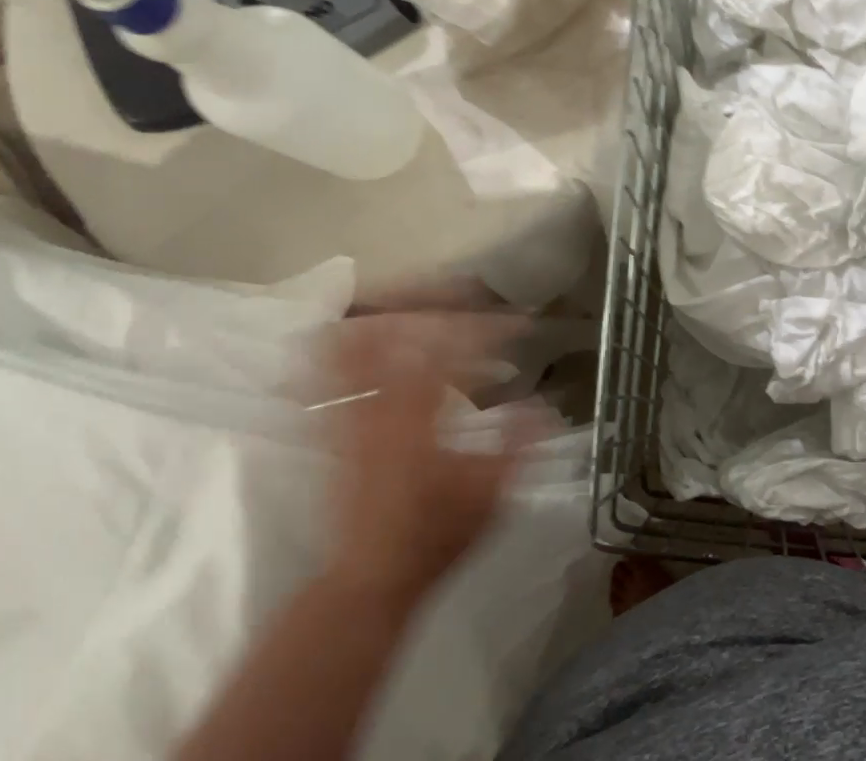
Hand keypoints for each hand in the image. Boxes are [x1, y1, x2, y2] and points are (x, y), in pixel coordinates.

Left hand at [316, 312, 543, 608]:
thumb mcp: (492, 496)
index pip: (451, 354)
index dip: (485, 328)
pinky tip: (350, 335)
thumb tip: (545, 406)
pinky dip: (336, 347)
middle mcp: (377, 410)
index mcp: (420, 422)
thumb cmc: (436, 538)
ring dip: (373, 316)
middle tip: (453, 288)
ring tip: (403, 299)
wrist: (369, 577)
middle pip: (385, 333)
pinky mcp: (329, 432)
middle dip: (419, 299)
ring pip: (344, 347)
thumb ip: (519, 447)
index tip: (515, 323)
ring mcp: (347, 418)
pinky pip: (320, 376)